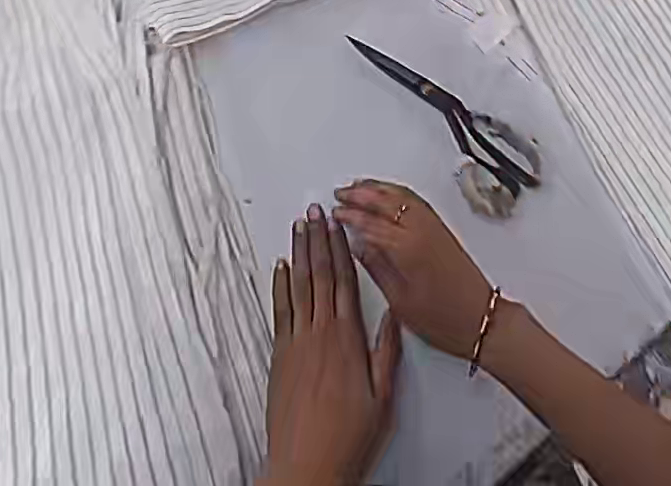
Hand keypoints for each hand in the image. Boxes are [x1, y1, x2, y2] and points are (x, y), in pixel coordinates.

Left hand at [264, 205, 401, 485]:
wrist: (307, 468)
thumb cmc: (348, 437)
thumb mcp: (383, 398)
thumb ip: (387, 352)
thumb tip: (392, 313)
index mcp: (347, 338)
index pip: (344, 280)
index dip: (340, 248)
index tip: (337, 224)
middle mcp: (321, 331)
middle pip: (320, 274)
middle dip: (317, 239)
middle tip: (314, 211)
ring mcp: (297, 340)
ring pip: (298, 284)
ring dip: (298, 252)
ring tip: (298, 226)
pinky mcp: (280, 353)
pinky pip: (279, 309)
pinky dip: (279, 284)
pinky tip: (280, 266)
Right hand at [334, 181, 492, 358]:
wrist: (480, 319)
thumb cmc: (444, 318)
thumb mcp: (399, 300)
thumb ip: (376, 268)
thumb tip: (358, 247)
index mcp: (406, 247)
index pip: (369, 222)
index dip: (349, 216)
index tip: (335, 214)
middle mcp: (419, 229)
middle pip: (383, 200)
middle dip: (359, 194)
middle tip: (340, 194)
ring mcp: (431, 224)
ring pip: (398, 194)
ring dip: (376, 187)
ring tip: (358, 186)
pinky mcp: (439, 226)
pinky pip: (411, 198)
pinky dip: (394, 190)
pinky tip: (387, 191)